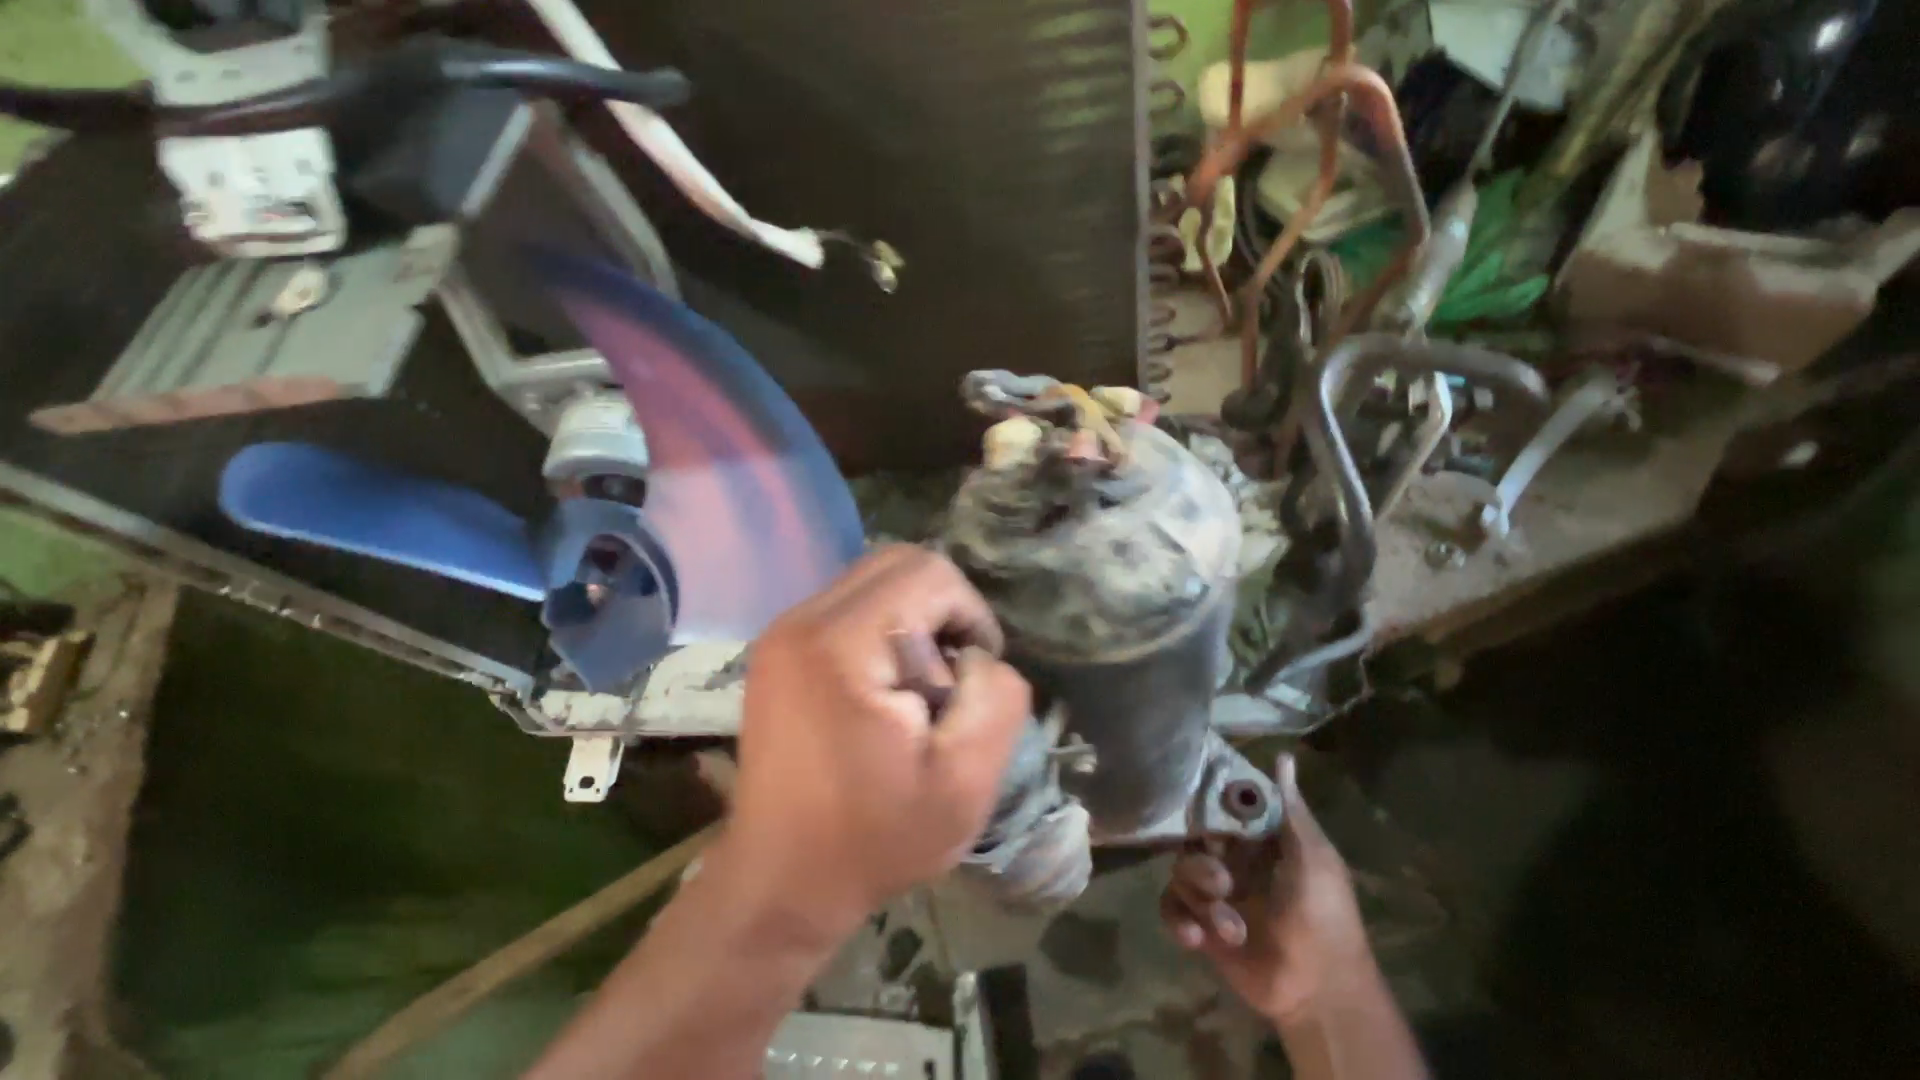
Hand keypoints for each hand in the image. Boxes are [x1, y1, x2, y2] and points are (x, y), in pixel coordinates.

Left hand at [720, 545, 1032, 939]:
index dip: (971, 615)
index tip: (973, 679)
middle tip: (947, 681)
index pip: (929, 573)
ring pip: (872, 582)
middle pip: (896, 562)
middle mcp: (800, 620)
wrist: (783, 880)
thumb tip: (976, 657)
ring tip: (915, 692)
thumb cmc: (875, 838)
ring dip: (911, 621)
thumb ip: (996, 697)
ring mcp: (780, 634)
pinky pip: (847, 608)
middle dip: (941, 610)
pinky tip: (883, 693)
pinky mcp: (776, 652)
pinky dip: (881, 633)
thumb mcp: (966, 781)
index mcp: (839, 643)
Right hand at [1161, 754, 1375, 1026]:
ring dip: (1201, 898)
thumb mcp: (1314, 859)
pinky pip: (1171, 907)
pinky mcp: (1202, 925)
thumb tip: (1283, 755)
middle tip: (1222, 883)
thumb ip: (1290, 811)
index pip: (1224, 807)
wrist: (1320, 991)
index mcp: (1262, 840)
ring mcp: (1216, 894)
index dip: (1209, 805)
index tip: (1201, 810)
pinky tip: (1197, 939)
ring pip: (1181, 873)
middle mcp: (1235, 860)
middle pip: (1194, 839)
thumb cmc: (1324, 917)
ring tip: (1230, 927)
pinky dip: (1179, 920)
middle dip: (1202, 862)